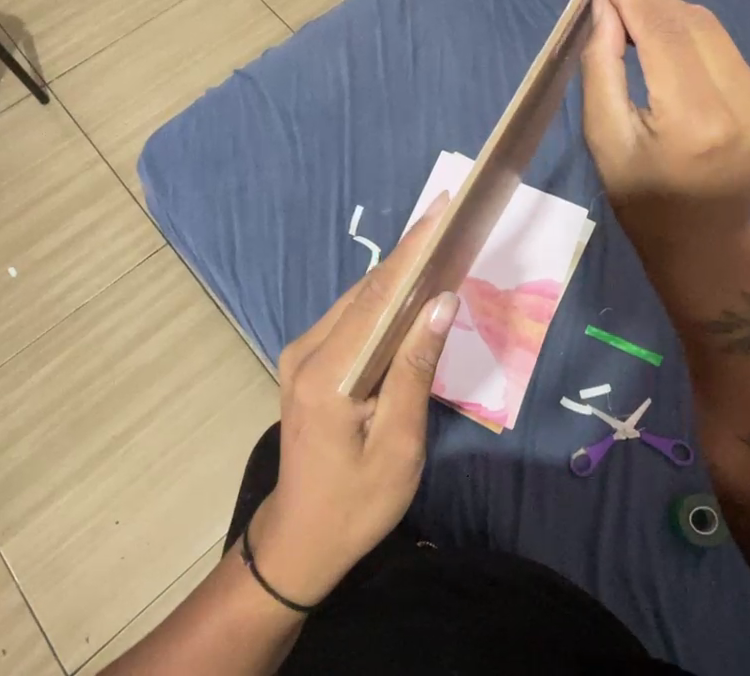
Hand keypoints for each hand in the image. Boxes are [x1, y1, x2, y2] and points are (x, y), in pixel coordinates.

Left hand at [246, 198, 460, 606]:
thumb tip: (441, 303)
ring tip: (438, 247)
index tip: (441, 211)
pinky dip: (382, 303)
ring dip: (396, 277)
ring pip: (356, 303)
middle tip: (449, 222)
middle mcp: (306, 352)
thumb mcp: (400, 445)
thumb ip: (416, 369)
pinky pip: (349, 320)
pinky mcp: (305, 363)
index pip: (377, 298)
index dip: (412, 252)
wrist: (302, 539)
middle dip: (409, 256)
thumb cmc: (358, 503)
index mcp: (327, 374)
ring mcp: (300, 355)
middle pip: (365, 293)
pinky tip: (410, 293)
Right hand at [580, 0, 749, 250]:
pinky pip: (725, 50)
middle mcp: (742, 103)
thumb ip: (603, 66)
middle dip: (650, 1)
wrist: (702, 243)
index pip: (664, 34)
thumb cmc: (641, 200)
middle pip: (692, 23)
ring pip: (712, 30)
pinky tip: (664, 45)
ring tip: (632, 18)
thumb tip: (604, 6)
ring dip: (670, 15)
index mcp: (694, 120)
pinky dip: (690, 37)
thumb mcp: (604, 138)